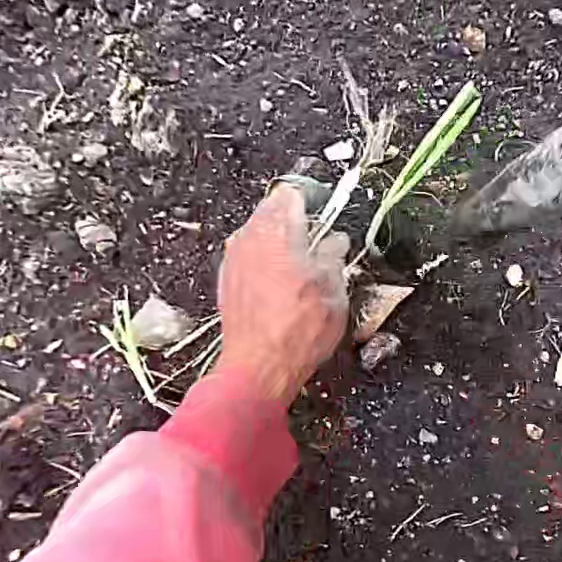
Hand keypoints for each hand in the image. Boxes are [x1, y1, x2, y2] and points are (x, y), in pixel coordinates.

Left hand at [213, 185, 350, 403]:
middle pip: (271, 211)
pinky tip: (281, 283)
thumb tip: (334, 242)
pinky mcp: (227, 280)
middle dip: (295, 220)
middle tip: (318, 241)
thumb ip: (333, 257)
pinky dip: (265, 260)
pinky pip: (248, 255)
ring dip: (279, 240)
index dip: (312, 202)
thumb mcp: (334, 291)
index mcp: (278, 232)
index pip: (291, 195)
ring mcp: (234, 259)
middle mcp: (250, 238)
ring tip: (301, 264)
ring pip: (257, 233)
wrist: (259, 367)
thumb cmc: (299, 330)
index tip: (326, 216)